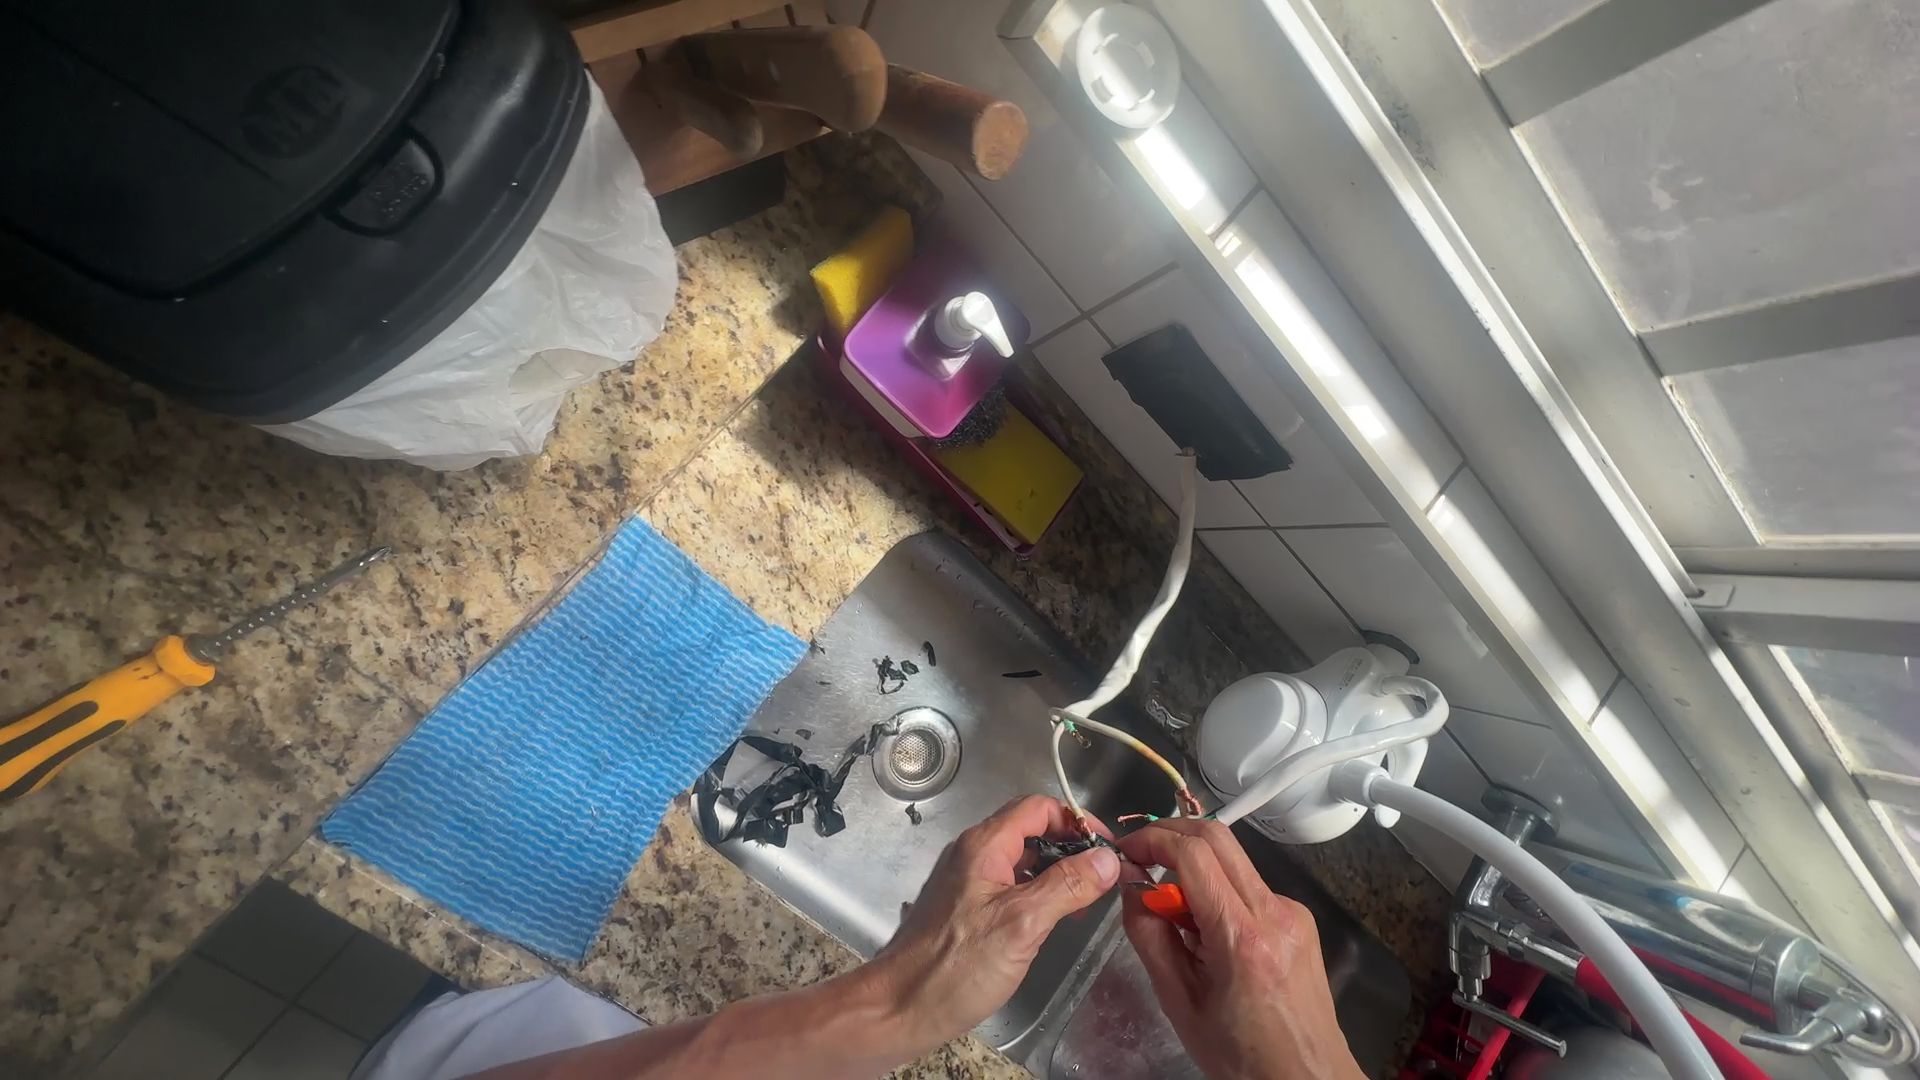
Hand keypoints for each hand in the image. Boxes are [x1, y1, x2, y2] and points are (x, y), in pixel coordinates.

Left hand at [869, 795, 1121, 1054]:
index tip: (1106, 848)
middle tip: (1101, 876)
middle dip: (1069, 846)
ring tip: (1084, 899)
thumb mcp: (1023, 923)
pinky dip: (1037, 889)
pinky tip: (1053, 916)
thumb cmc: (960, 964)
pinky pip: (1009, 881)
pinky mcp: (966, 903)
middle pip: (1030, 828)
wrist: (900, 1006)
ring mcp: (968, 876)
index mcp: (984, 844)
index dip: (1076, 821)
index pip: (1038, 807)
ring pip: (1021, 857)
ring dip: (1055, 870)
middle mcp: (974, 851)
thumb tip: (1107, 857)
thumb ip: (1066, 886)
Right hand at [1118, 819, 1365, 1079]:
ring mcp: (1292, 911)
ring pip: (1231, 856)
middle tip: (1140, 854)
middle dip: (1170, 832)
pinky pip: (1247, 881)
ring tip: (1173, 907)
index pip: (1192, 853)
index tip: (1125, 852)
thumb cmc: (1238, 1055)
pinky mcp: (1298, 917)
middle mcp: (1274, 911)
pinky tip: (1208, 928)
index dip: (1152, 839)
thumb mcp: (1177, 1001)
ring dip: (1192, 862)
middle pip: (1216, 835)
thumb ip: (1147, 932)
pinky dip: (1216, 887)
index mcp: (1241, 937)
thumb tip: (1129, 879)